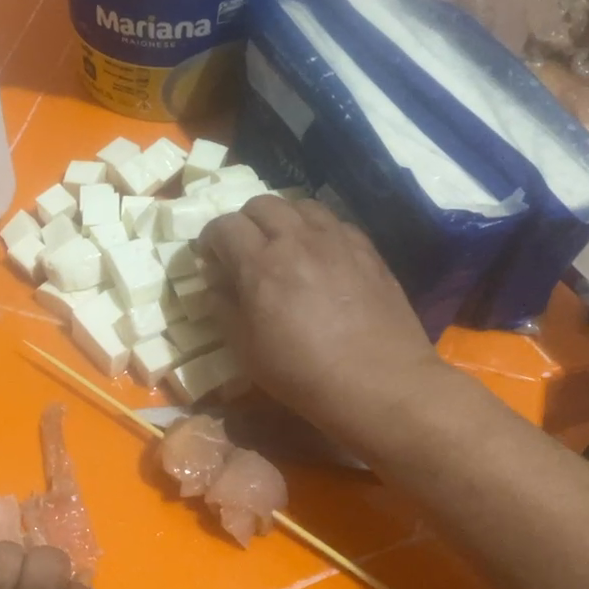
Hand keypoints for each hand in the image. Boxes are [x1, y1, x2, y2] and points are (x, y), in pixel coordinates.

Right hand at [199, 195, 455, 448]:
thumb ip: (222, 305)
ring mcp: (337, 241)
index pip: (225, 226)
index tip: (210, 259)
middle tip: (243, 251)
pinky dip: (316, 230)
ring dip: (282, 220)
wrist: (378, 383)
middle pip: (262, 204)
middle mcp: (298, 240)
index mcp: (261, 264)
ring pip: (300, 205)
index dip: (210, 239)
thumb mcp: (244, 347)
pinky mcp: (367, 250)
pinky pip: (334, 222)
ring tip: (281, 247)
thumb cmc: (300, 372)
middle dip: (244, 223)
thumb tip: (215, 279)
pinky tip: (318, 256)